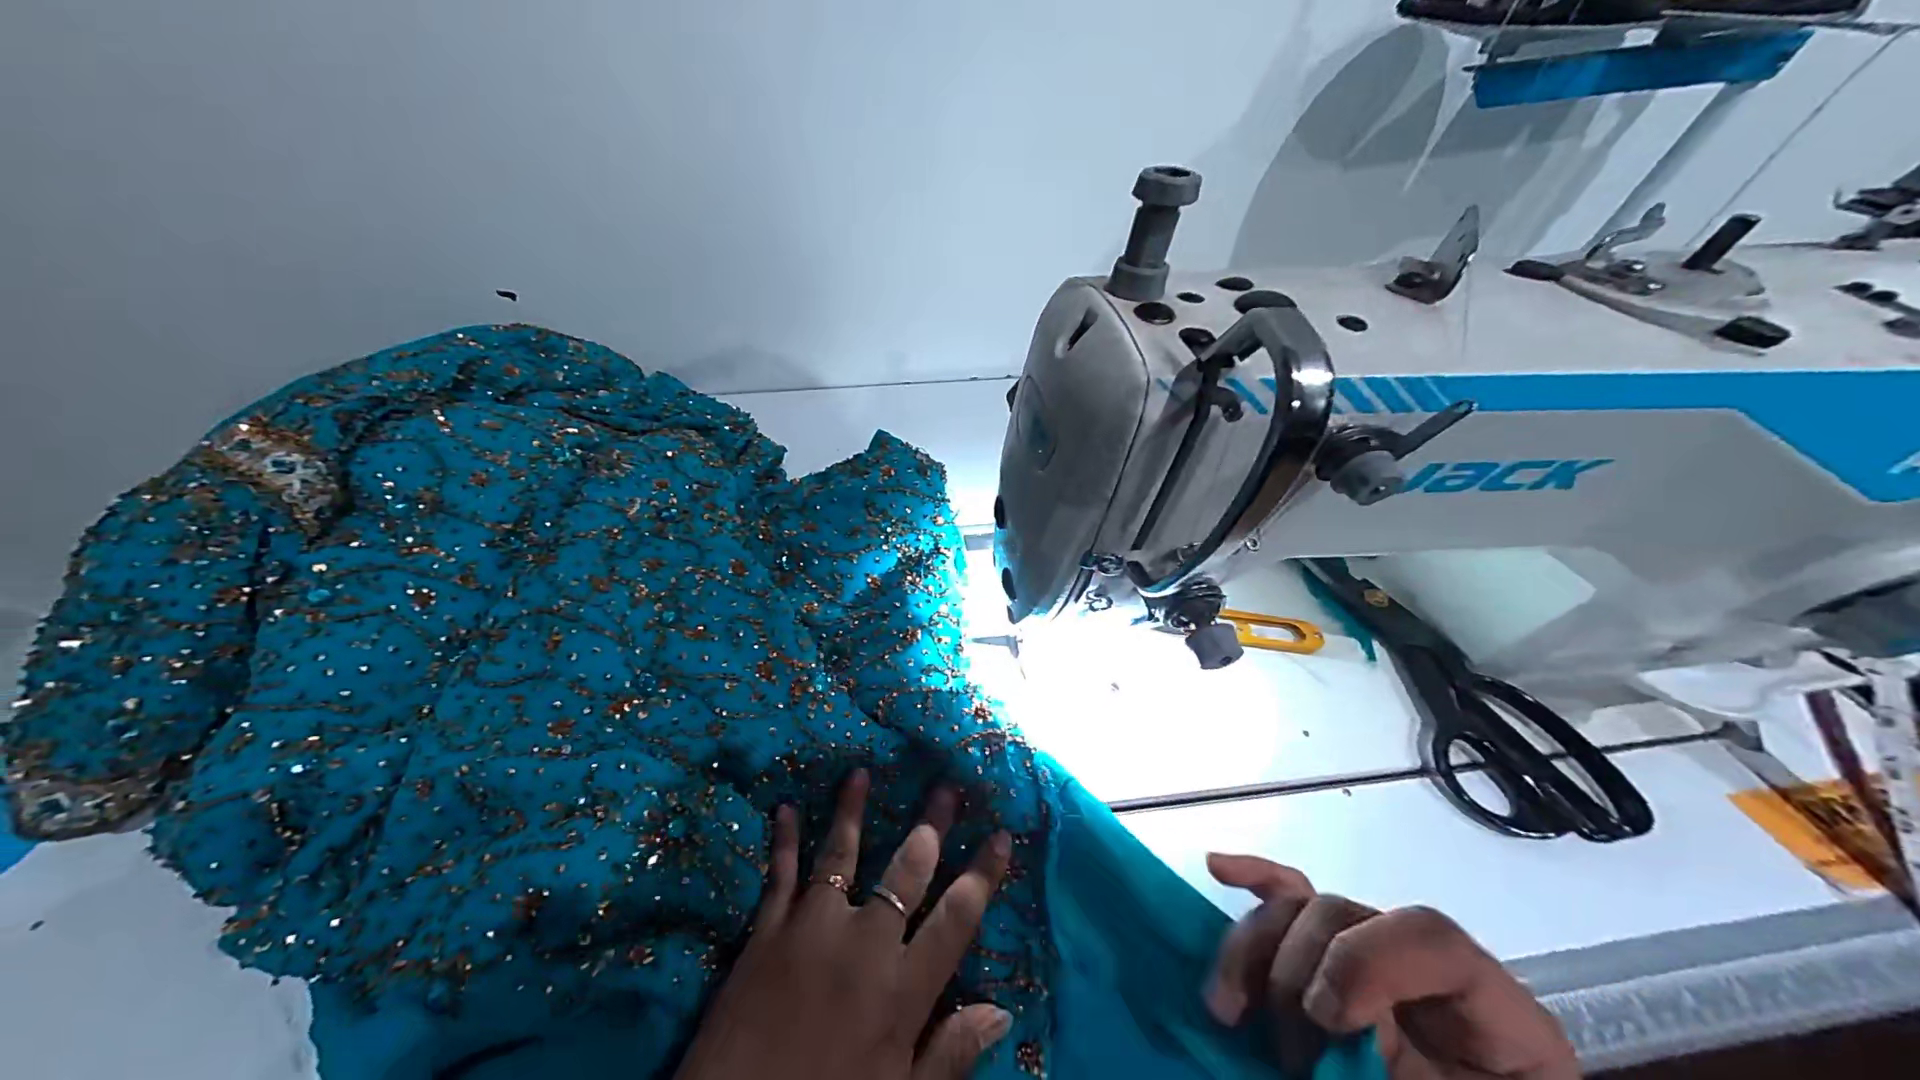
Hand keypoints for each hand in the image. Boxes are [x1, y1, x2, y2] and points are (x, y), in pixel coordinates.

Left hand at [674, 770, 1015, 1079]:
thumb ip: (950, 1054)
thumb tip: (1002, 1012)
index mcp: (902, 988)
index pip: (957, 918)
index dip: (983, 874)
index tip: (1002, 835)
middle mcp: (863, 944)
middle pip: (906, 871)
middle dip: (931, 826)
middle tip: (947, 787)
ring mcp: (812, 930)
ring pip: (841, 855)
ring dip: (853, 811)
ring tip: (862, 772)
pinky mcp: (765, 932)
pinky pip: (778, 875)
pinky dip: (783, 840)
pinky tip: (784, 808)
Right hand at [1203, 854, 1576, 1079]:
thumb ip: (1394, 1069)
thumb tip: (1326, 1032)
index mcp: (1490, 1011)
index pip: (1429, 939)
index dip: (1366, 962)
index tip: (1329, 1023)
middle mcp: (1420, 962)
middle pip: (1341, 917)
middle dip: (1296, 979)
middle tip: (1290, 1058)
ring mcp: (1369, 951)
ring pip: (1295, 909)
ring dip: (1252, 954)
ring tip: (1232, 1011)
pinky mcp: (1327, 956)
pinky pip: (1286, 897)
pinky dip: (1251, 881)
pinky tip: (1217, 867)